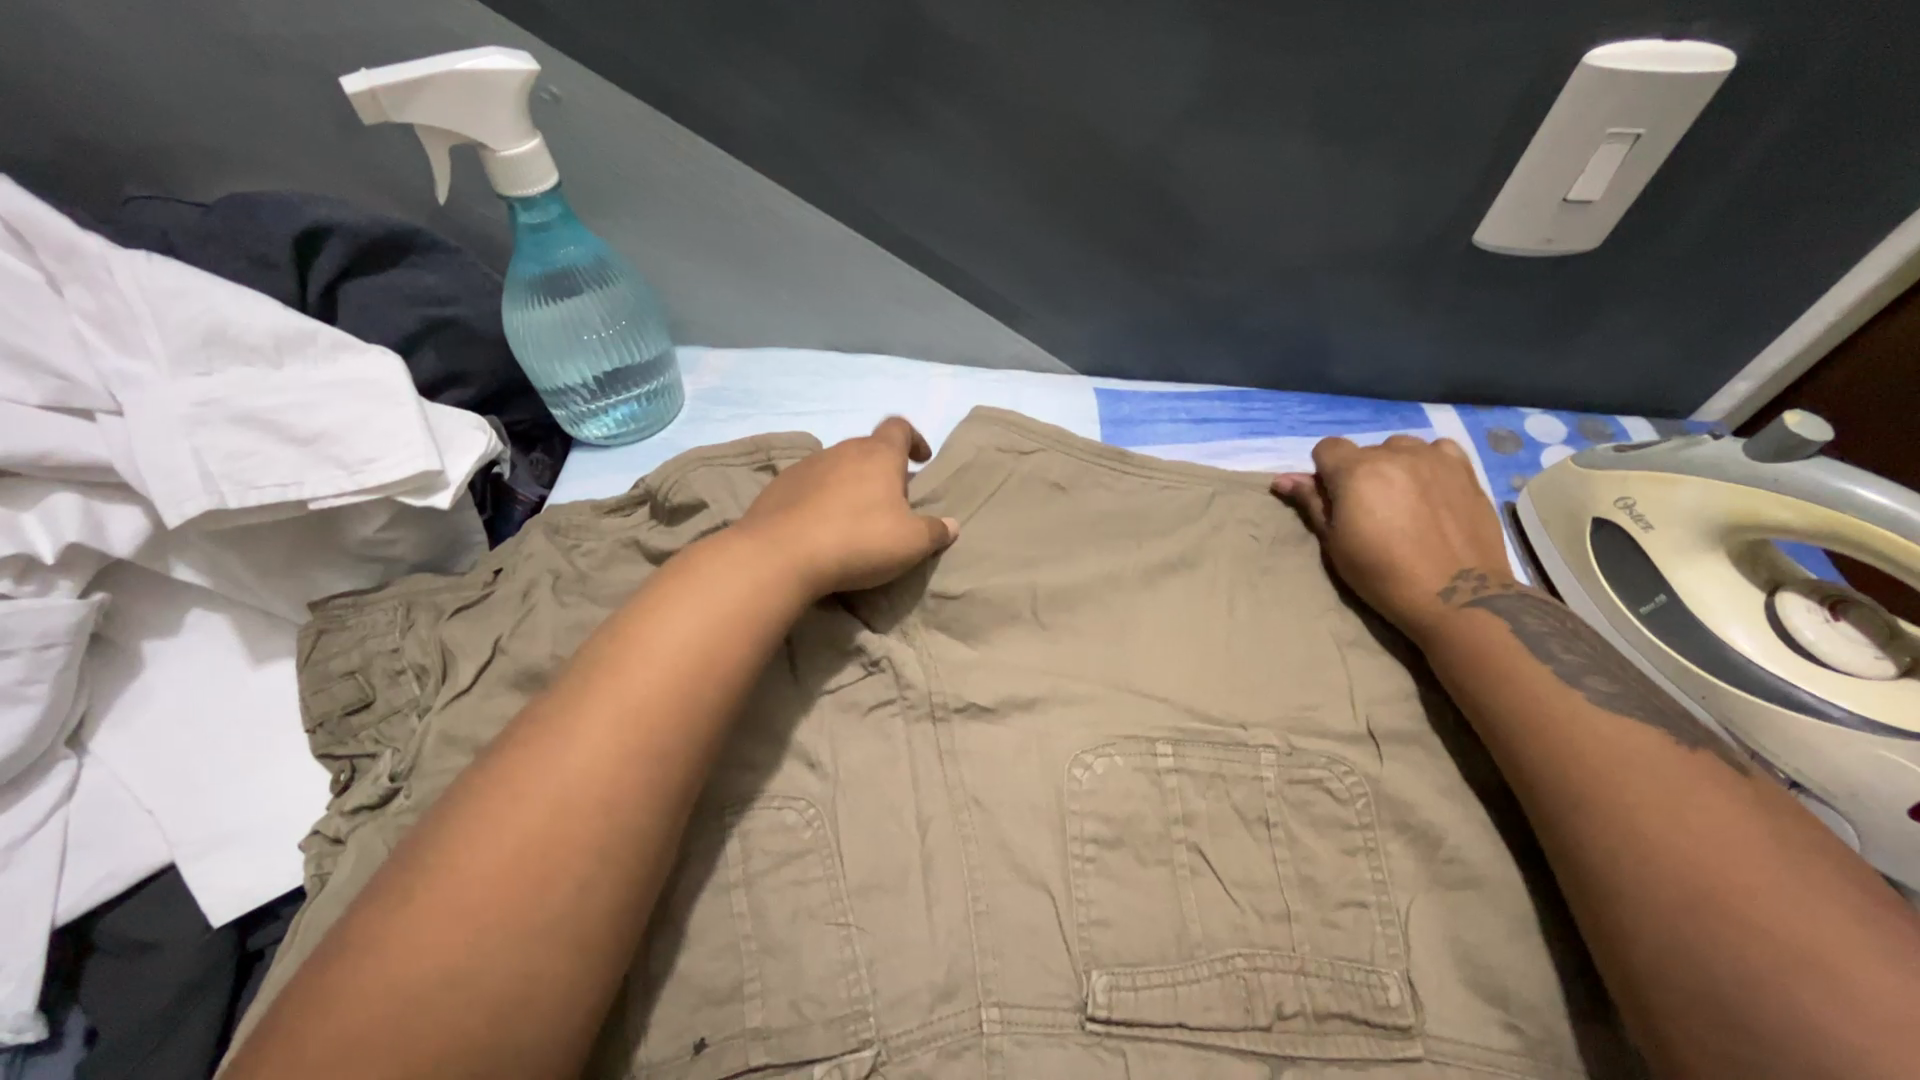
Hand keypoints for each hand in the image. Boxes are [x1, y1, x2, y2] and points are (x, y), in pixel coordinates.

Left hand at [735, 417, 958, 597]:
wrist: (781, 555)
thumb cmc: (858, 541)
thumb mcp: (911, 543)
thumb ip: (935, 531)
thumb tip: (951, 524)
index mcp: (878, 454)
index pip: (899, 427)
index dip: (913, 439)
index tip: (921, 460)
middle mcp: (842, 450)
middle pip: (867, 449)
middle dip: (881, 469)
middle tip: (890, 500)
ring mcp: (806, 466)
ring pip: (836, 467)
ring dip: (849, 485)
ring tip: (854, 518)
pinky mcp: (778, 487)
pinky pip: (808, 487)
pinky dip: (820, 501)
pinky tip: (820, 528)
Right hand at [1271, 435, 1511, 638]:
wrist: (1456, 595)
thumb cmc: (1383, 575)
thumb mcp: (1335, 544)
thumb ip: (1311, 503)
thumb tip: (1282, 480)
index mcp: (1356, 472)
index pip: (1327, 448)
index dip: (1324, 472)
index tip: (1334, 499)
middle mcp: (1394, 454)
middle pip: (1364, 450)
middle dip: (1359, 473)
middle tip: (1370, 509)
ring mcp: (1434, 458)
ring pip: (1400, 447)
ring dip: (1393, 465)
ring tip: (1403, 498)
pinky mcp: (1465, 469)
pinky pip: (1439, 449)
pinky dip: (1429, 462)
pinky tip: (1431, 488)